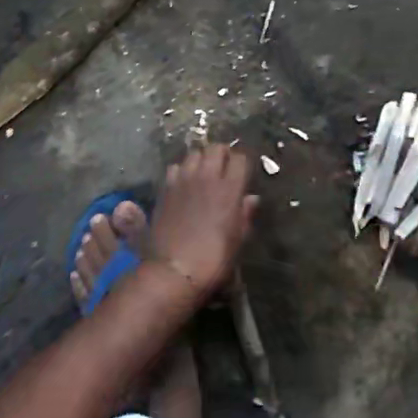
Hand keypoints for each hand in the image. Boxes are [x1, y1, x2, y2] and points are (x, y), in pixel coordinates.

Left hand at [146, 140, 259, 301]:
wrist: (174, 269)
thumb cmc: (213, 259)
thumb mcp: (238, 240)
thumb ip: (245, 215)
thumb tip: (252, 198)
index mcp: (229, 189)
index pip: (239, 159)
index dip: (242, 162)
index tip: (242, 171)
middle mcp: (207, 177)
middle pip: (215, 148)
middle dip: (222, 153)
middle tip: (224, 165)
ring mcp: (184, 179)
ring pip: (194, 153)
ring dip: (201, 158)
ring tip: (203, 171)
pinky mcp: (166, 187)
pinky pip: (175, 167)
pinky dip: (181, 169)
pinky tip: (183, 181)